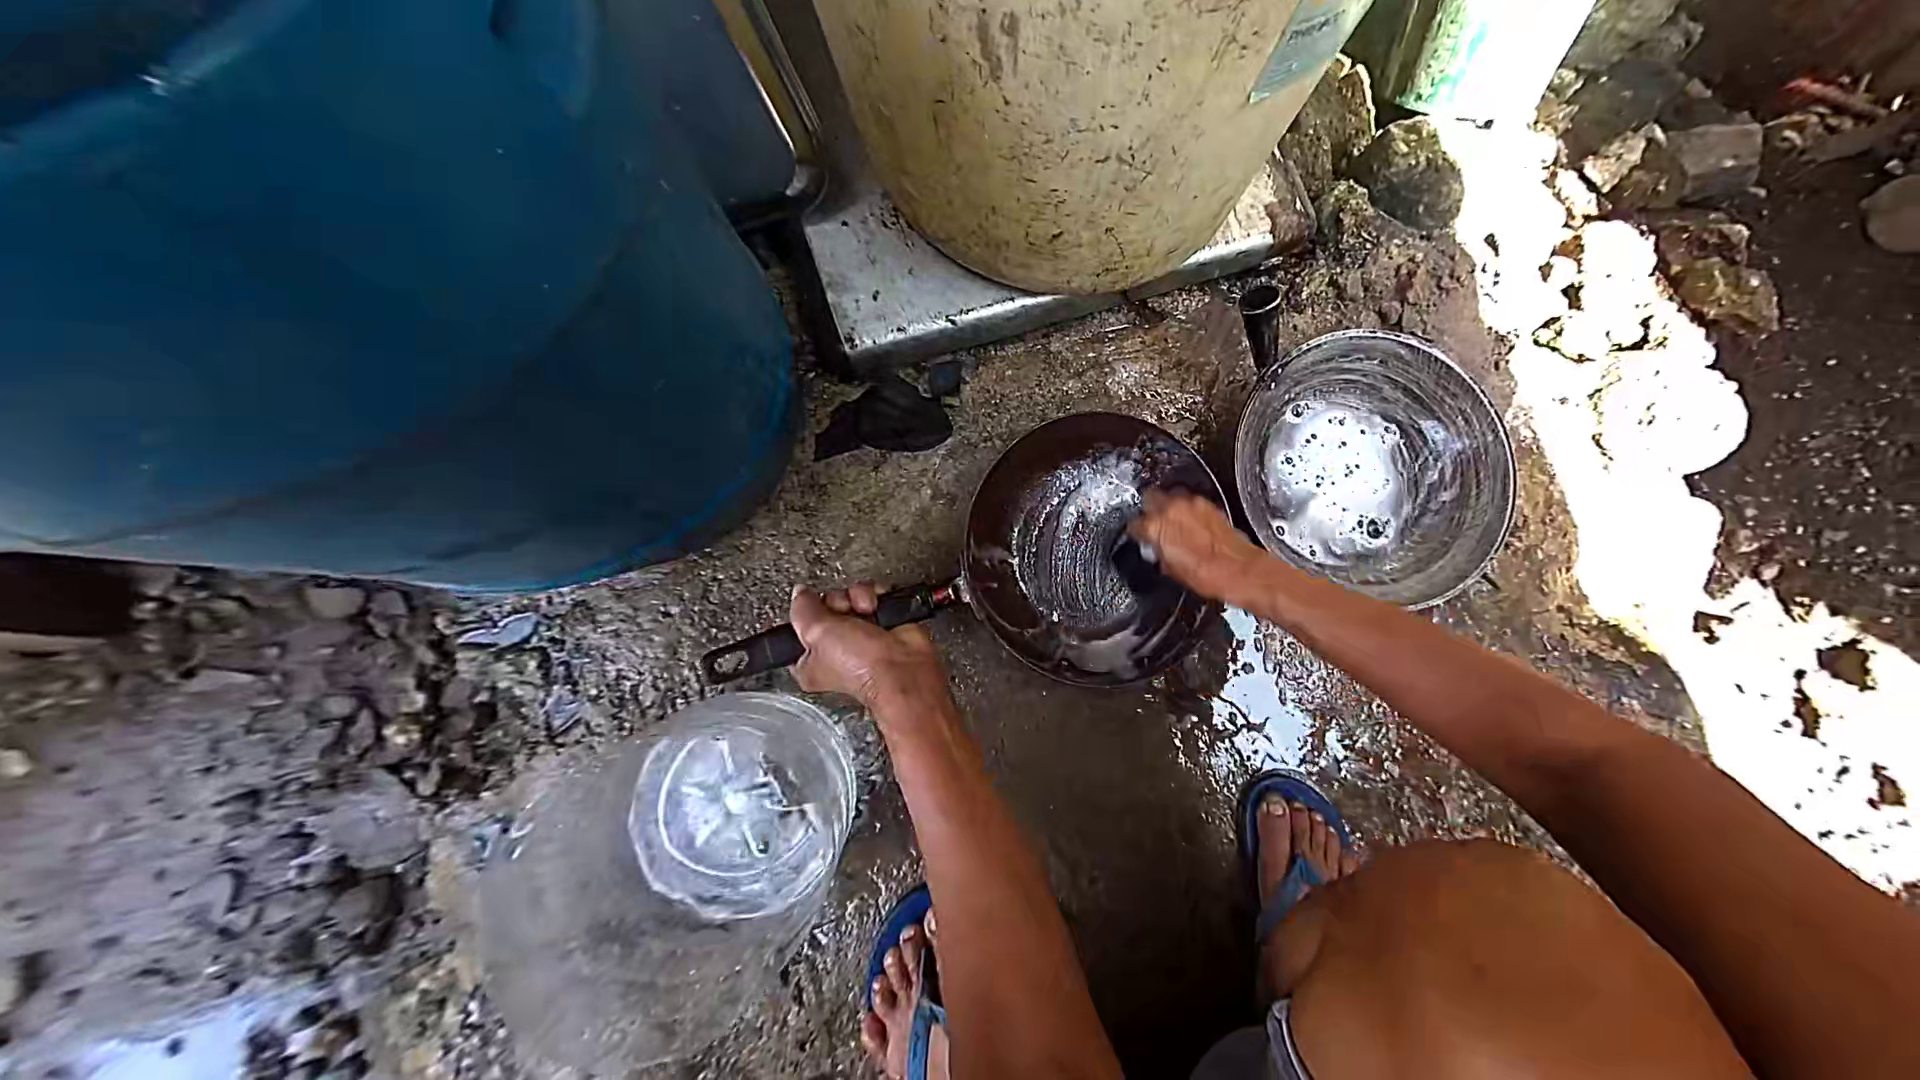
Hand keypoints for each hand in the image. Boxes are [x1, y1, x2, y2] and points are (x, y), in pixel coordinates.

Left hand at [790, 583, 945, 709]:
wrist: (900, 666)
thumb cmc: (860, 667)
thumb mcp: (815, 633)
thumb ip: (802, 609)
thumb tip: (800, 593)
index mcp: (811, 661)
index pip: (799, 627)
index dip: (807, 614)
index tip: (814, 613)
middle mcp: (835, 648)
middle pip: (825, 605)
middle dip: (835, 602)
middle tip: (842, 615)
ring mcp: (859, 634)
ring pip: (848, 597)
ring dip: (857, 598)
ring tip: (866, 611)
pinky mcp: (881, 622)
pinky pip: (870, 594)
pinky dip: (874, 595)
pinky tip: (877, 607)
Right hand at [1128, 489, 1269, 603]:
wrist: (1238, 571)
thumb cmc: (1208, 574)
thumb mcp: (1169, 568)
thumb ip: (1157, 551)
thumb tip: (1157, 548)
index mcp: (1155, 526)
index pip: (1134, 523)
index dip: (1136, 531)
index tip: (1139, 536)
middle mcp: (1172, 509)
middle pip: (1150, 497)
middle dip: (1149, 509)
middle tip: (1152, 523)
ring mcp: (1192, 504)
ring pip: (1172, 497)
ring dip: (1170, 508)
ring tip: (1173, 525)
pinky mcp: (1209, 506)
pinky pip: (1191, 503)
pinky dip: (1188, 511)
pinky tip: (1192, 527)